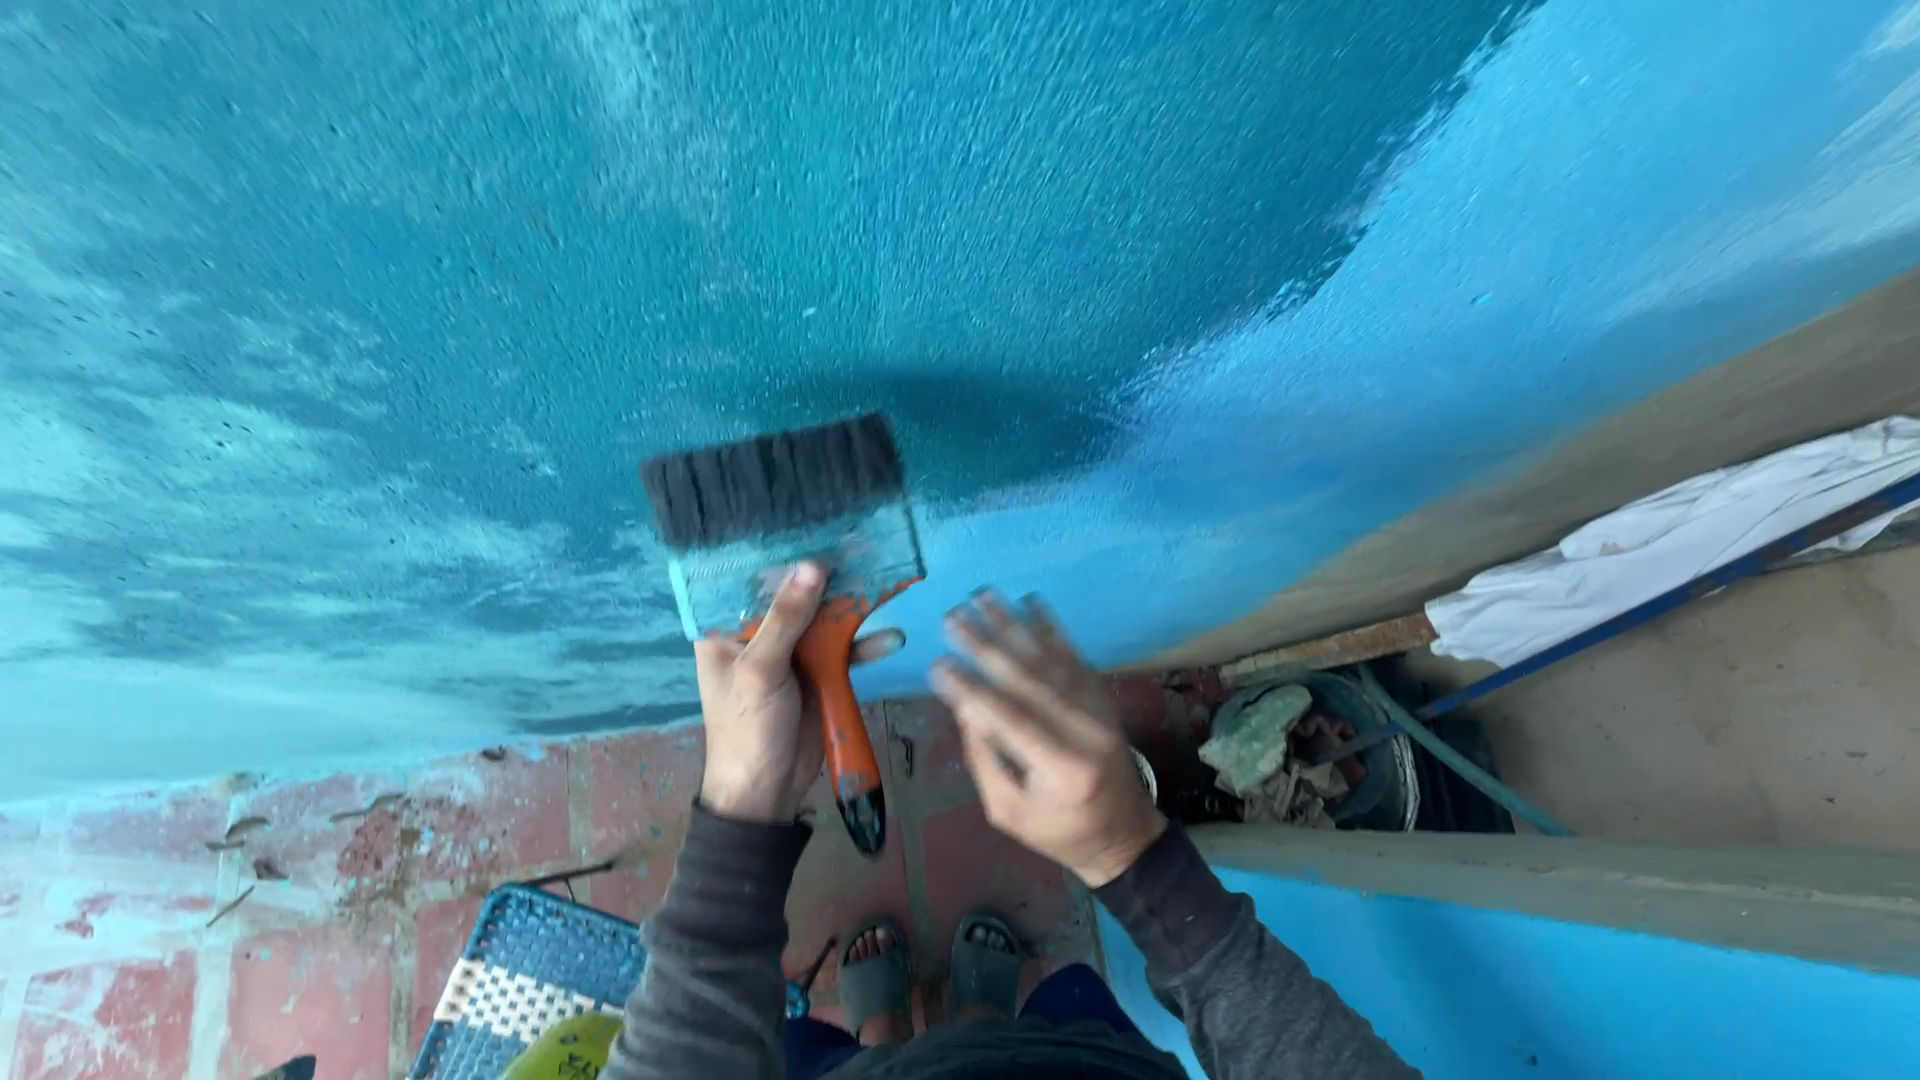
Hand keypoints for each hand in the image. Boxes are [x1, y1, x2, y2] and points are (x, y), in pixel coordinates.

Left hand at [695, 561, 904, 822]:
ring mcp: (791, 653)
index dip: (779, 555)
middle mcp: (758, 634)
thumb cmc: (746, 727)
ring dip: (852, 606)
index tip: (809, 522)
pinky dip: (866, 644)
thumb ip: (786, 618)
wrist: (768, 790)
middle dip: (825, 576)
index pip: (750, 581)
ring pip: (824, 618)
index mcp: (726, 629)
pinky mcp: (819, 672)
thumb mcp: (760, 669)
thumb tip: (812, 566)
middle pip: (794, 596)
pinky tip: (890, 638)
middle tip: (859, 544)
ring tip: (882, 581)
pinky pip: (844, 649)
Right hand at [929, 591, 1165, 886]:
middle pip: (1029, 680)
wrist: (1123, 832)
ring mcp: (1099, 710)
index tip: (938, 664)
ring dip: (1014, 624)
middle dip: (987, 645)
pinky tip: (1029, 602)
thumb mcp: (1008, 812)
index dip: (972, 690)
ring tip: (982, 596)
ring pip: (1050, 660)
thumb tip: (966, 706)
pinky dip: (1051, 627)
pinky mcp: (1103, 697)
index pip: (1009, 720)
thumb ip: (986, 759)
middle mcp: (1086, 733)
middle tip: (953, 617)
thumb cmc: (1058, 830)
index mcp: (1061, 770)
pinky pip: (1074, 656)